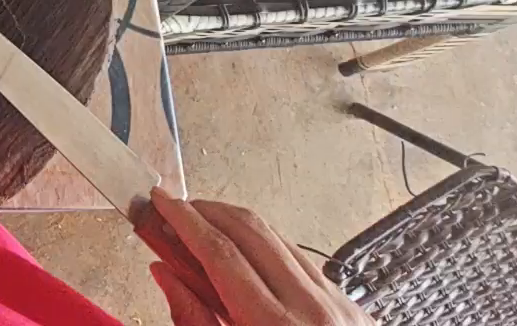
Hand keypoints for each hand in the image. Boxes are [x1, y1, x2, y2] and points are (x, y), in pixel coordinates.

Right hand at [149, 189, 373, 325]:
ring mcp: (341, 307)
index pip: (219, 251)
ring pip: (278, 237)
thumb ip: (194, 319)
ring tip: (208, 230)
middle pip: (249, 230)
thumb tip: (163, 271)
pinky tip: (250, 262)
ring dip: (236, 224)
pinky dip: (268, 249)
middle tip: (178, 212)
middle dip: (206, 210)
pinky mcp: (357, 311)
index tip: (159, 201)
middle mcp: (313, 309)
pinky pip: (303, 262)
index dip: (183, 219)